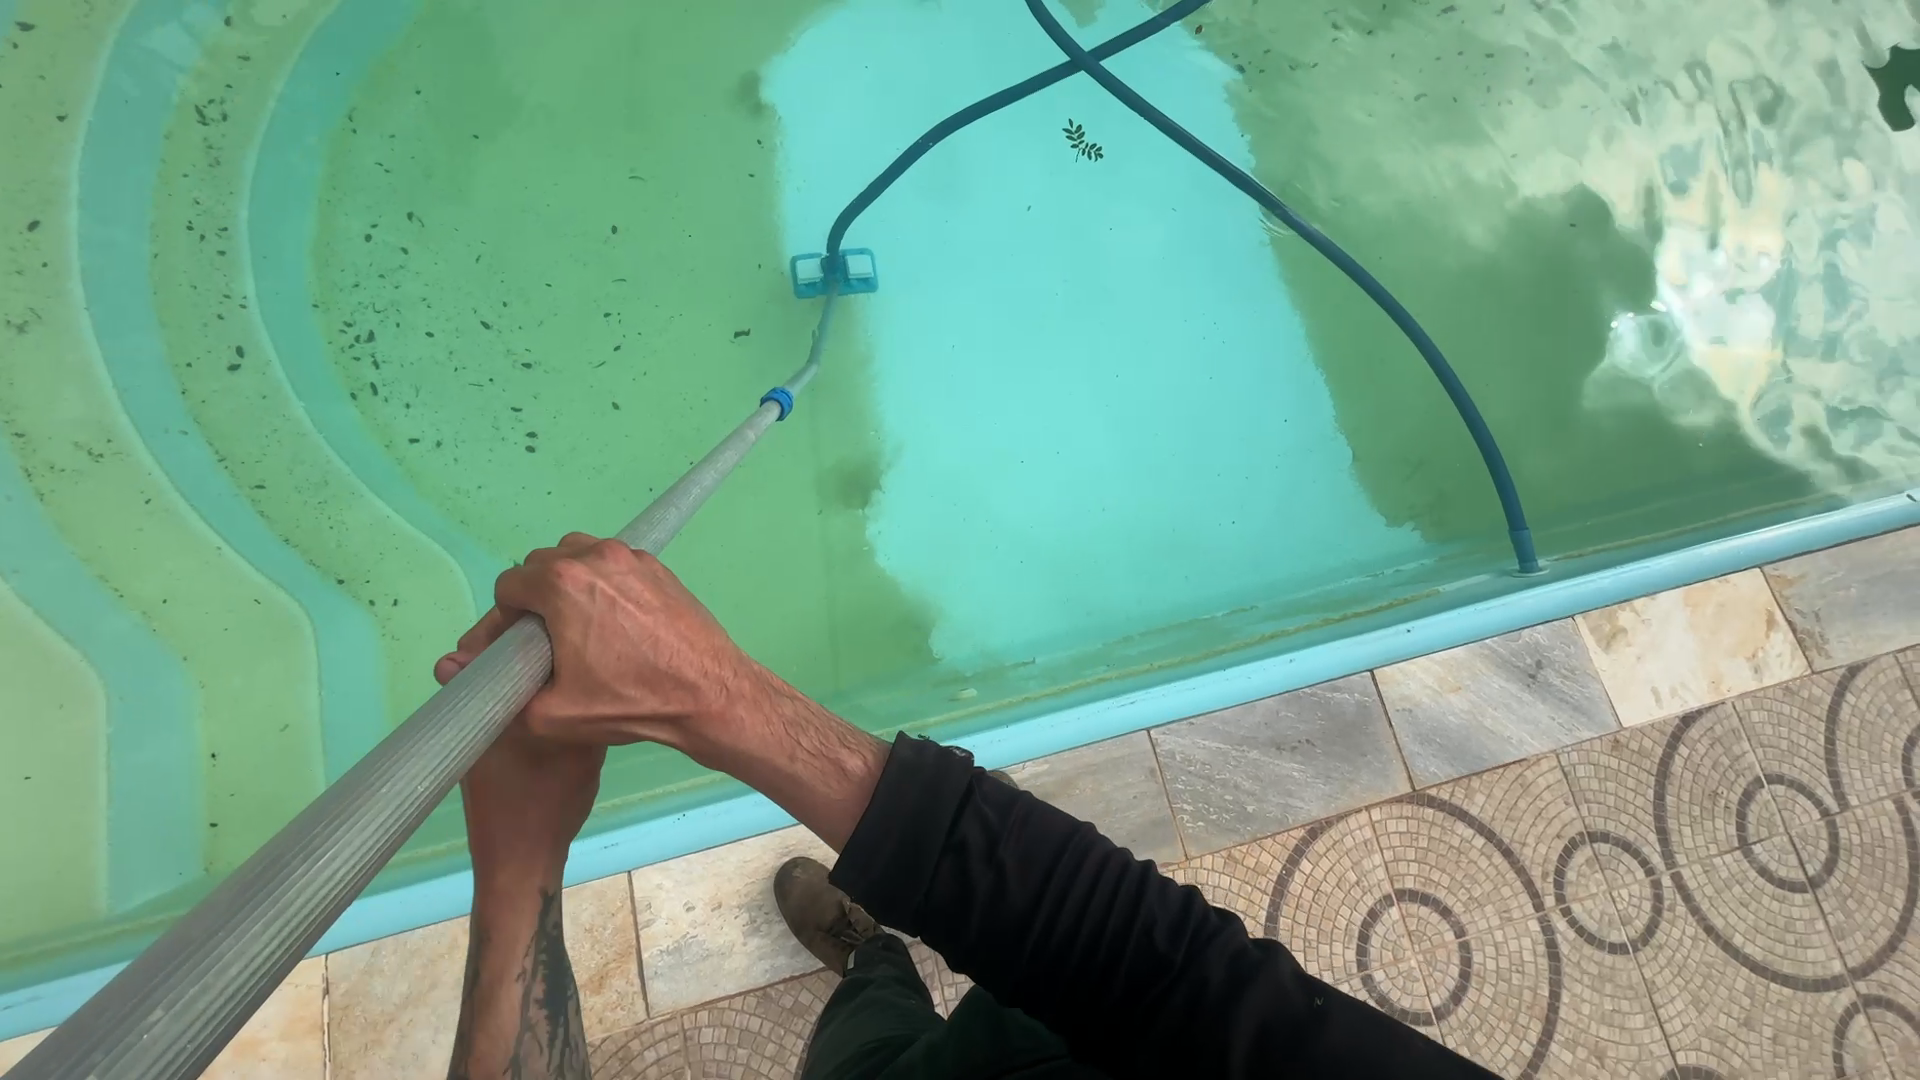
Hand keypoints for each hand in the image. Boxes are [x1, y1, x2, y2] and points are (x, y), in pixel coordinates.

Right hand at [447, 532, 887, 849]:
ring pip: (580, 557)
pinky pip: (614, 564)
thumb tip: (451, 671)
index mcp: (563, 583)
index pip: (509, 587)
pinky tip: (610, 622)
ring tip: (574, 628)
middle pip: (543, 565)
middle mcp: (597, 556)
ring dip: (568, 585)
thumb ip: (495, 693)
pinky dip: (602, 583)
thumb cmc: (633, 702)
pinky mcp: (661, 568)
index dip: (502, 621)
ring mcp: (634, 558)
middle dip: (534, 599)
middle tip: (541, 640)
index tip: (512, 648)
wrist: (709, 692)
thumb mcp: (550, 714)